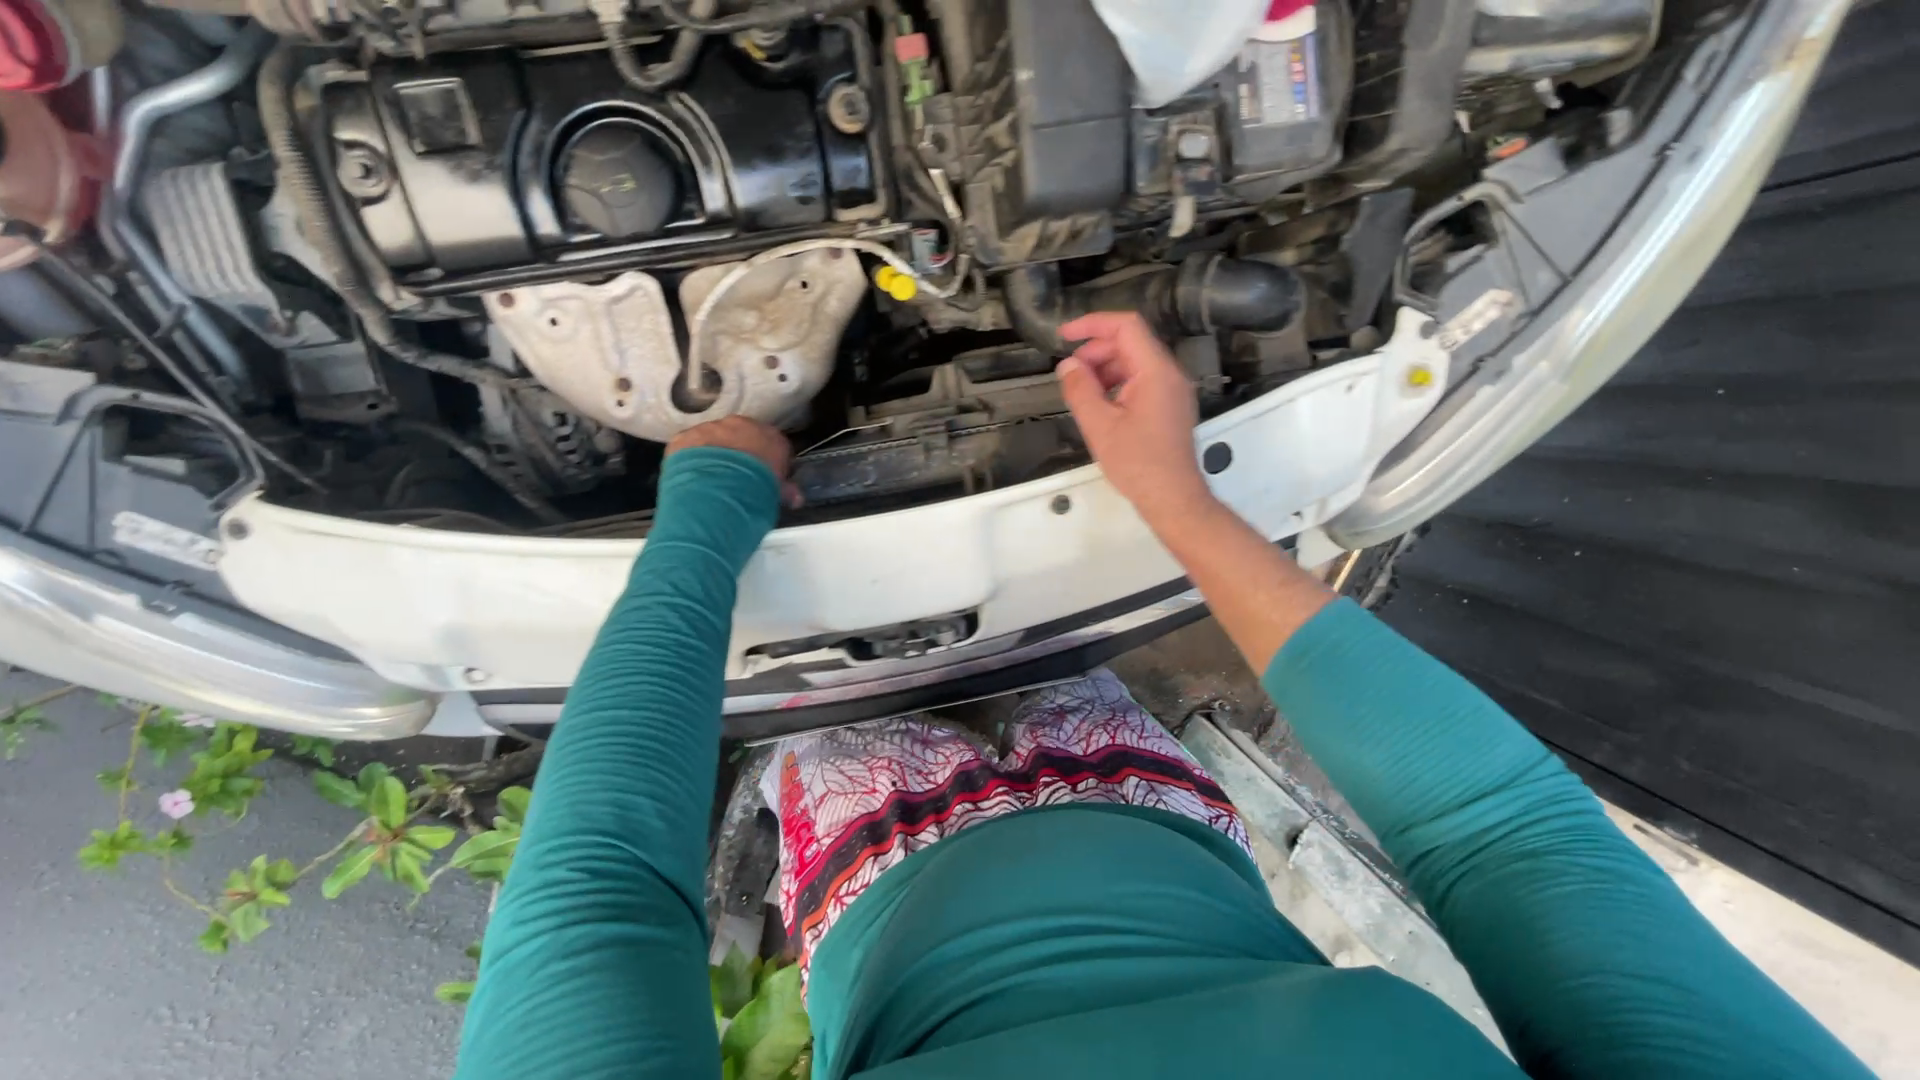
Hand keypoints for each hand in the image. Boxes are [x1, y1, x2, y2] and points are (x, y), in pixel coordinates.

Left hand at [666, 416, 803, 507]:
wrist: (716, 490)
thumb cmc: (757, 491)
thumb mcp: (777, 494)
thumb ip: (787, 491)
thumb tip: (796, 498)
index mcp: (770, 436)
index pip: (776, 444)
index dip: (771, 461)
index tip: (767, 477)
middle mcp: (742, 424)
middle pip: (744, 435)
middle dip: (741, 452)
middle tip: (738, 477)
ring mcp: (711, 427)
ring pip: (715, 437)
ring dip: (715, 453)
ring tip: (712, 479)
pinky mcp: (685, 437)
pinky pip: (690, 445)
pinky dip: (691, 457)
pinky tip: (692, 477)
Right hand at [1056, 312, 1213, 524]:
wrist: (1173, 498)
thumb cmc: (1138, 464)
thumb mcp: (1100, 426)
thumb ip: (1080, 390)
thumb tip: (1067, 366)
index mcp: (1156, 372)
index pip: (1126, 327)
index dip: (1092, 324)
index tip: (1065, 335)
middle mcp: (1170, 375)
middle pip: (1131, 343)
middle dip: (1096, 351)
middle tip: (1070, 373)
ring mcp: (1173, 391)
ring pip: (1136, 363)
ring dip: (1105, 369)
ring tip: (1081, 391)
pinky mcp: (1170, 407)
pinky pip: (1142, 382)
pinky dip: (1118, 384)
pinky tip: (1100, 405)